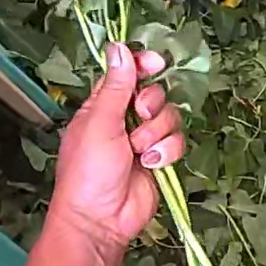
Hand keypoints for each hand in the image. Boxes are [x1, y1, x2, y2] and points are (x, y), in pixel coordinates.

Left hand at [48, 42, 184, 251]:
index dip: (143, 65)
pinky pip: (176, 142)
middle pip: (154, 93)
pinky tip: (151, 165)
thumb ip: (115, 86)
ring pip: (169, 118)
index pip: (127, 74)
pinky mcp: (160, 159)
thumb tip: (119, 47)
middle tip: (138, 117)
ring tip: (140, 152)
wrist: (102, 218)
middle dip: (151, 105)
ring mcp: (144, 140)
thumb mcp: (99, 122)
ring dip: (156, 133)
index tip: (157, 62)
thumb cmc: (89, 170)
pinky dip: (166, 152)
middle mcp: (124, 119)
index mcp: (102, 106)